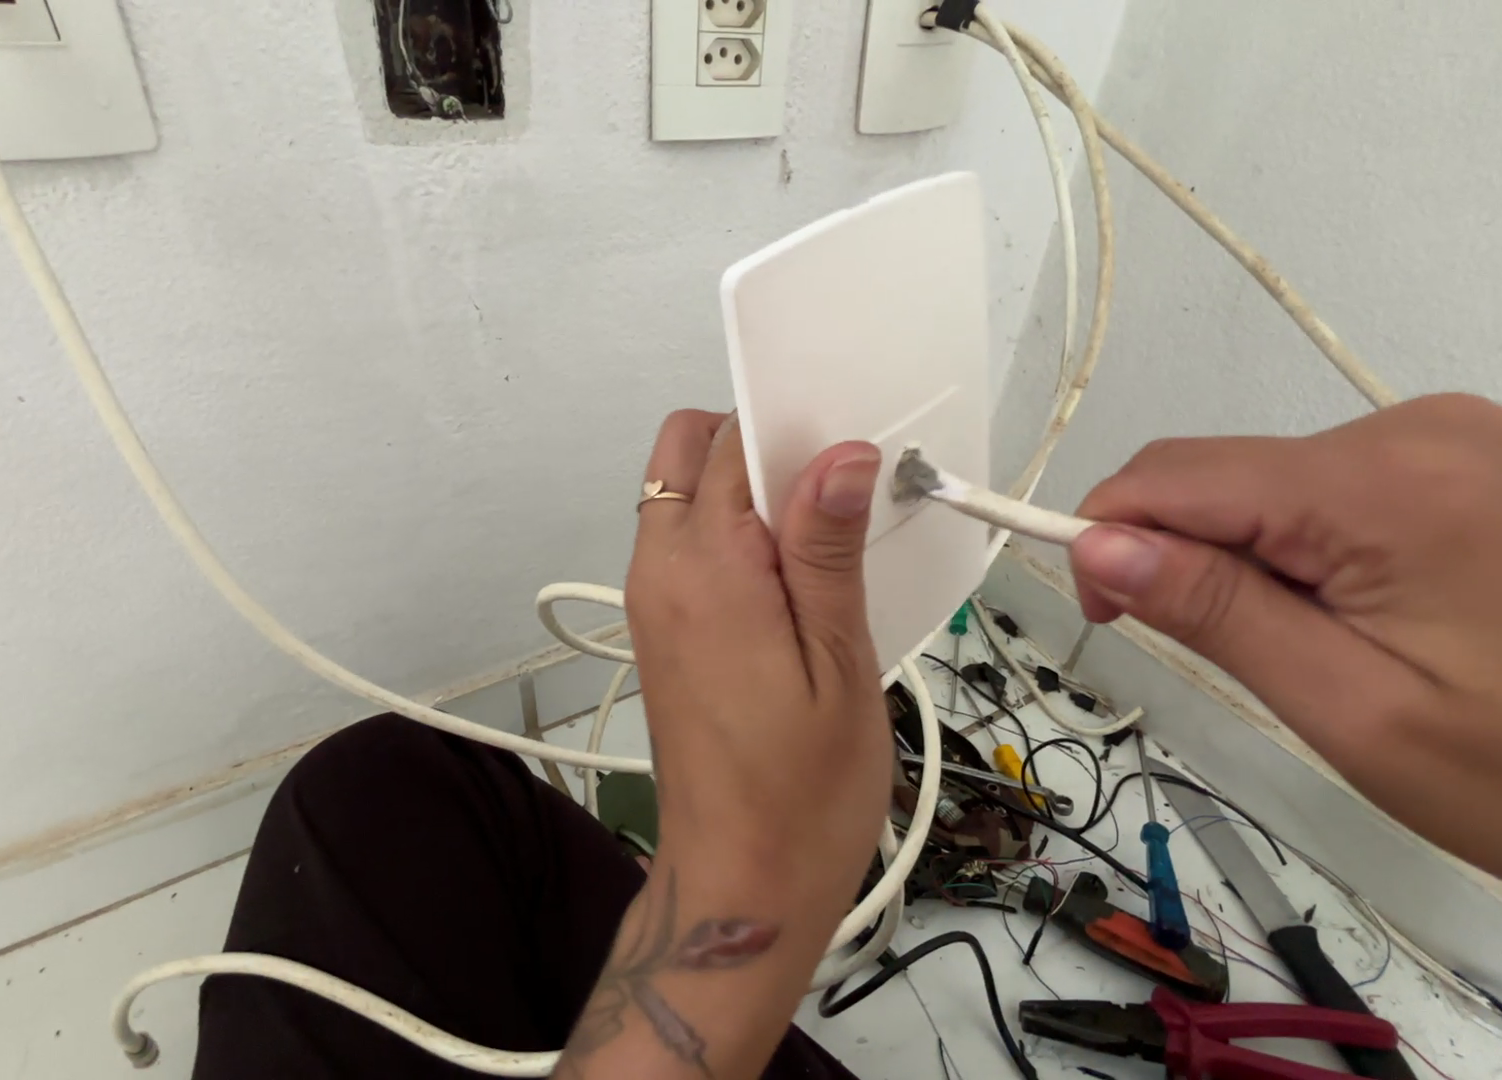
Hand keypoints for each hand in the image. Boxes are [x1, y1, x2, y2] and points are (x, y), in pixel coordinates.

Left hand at [626, 409, 889, 914]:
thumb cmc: (803, 792)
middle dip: (753, 442)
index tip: (850, 454)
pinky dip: (730, 530)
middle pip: (685, 450)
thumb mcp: (839, 663)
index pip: (732, 444)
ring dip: (743, 488)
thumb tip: (842, 454)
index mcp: (706, 570)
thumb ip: (828, 550)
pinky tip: (790, 577)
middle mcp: (660, 570)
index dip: (792, 431)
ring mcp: (651, 599)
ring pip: (681, 492)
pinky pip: (684, 541)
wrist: (738, 881)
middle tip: (830, 492)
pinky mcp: (659, 626)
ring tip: (820, 540)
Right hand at [1068, 393, 1501, 933]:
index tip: (1107, 619)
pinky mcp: (1472, 461)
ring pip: (1261, 482)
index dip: (1104, 538)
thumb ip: (1214, 609)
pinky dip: (1293, 545)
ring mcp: (1454, 437)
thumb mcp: (1353, 709)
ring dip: (1236, 556)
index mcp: (1384, 482)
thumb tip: (1092, 546)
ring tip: (1299, 644)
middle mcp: (1414, 428)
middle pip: (1214, 474)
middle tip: (1209, 651)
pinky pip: (1323, 487)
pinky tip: (1348, 609)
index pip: (1171, 477)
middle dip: (1172, 551)